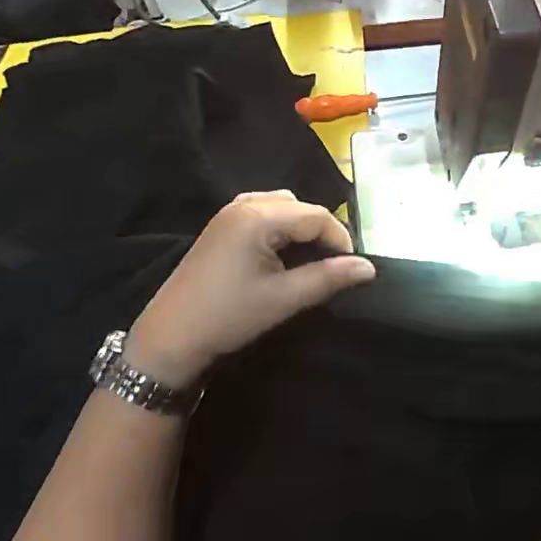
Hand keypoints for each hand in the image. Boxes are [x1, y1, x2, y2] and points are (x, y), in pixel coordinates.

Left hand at [123, 191, 375, 387]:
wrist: (171, 337)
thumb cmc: (229, 316)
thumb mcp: (284, 298)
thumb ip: (329, 277)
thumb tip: (369, 268)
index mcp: (259, 216)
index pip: (318, 216)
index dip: (341, 240)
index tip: (351, 270)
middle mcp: (244, 204)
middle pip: (302, 207)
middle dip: (323, 234)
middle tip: (333, 268)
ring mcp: (230, 212)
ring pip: (284, 207)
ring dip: (303, 228)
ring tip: (310, 261)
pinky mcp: (222, 225)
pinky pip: (264, 211)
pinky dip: (282, 226)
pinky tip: (283, 252)